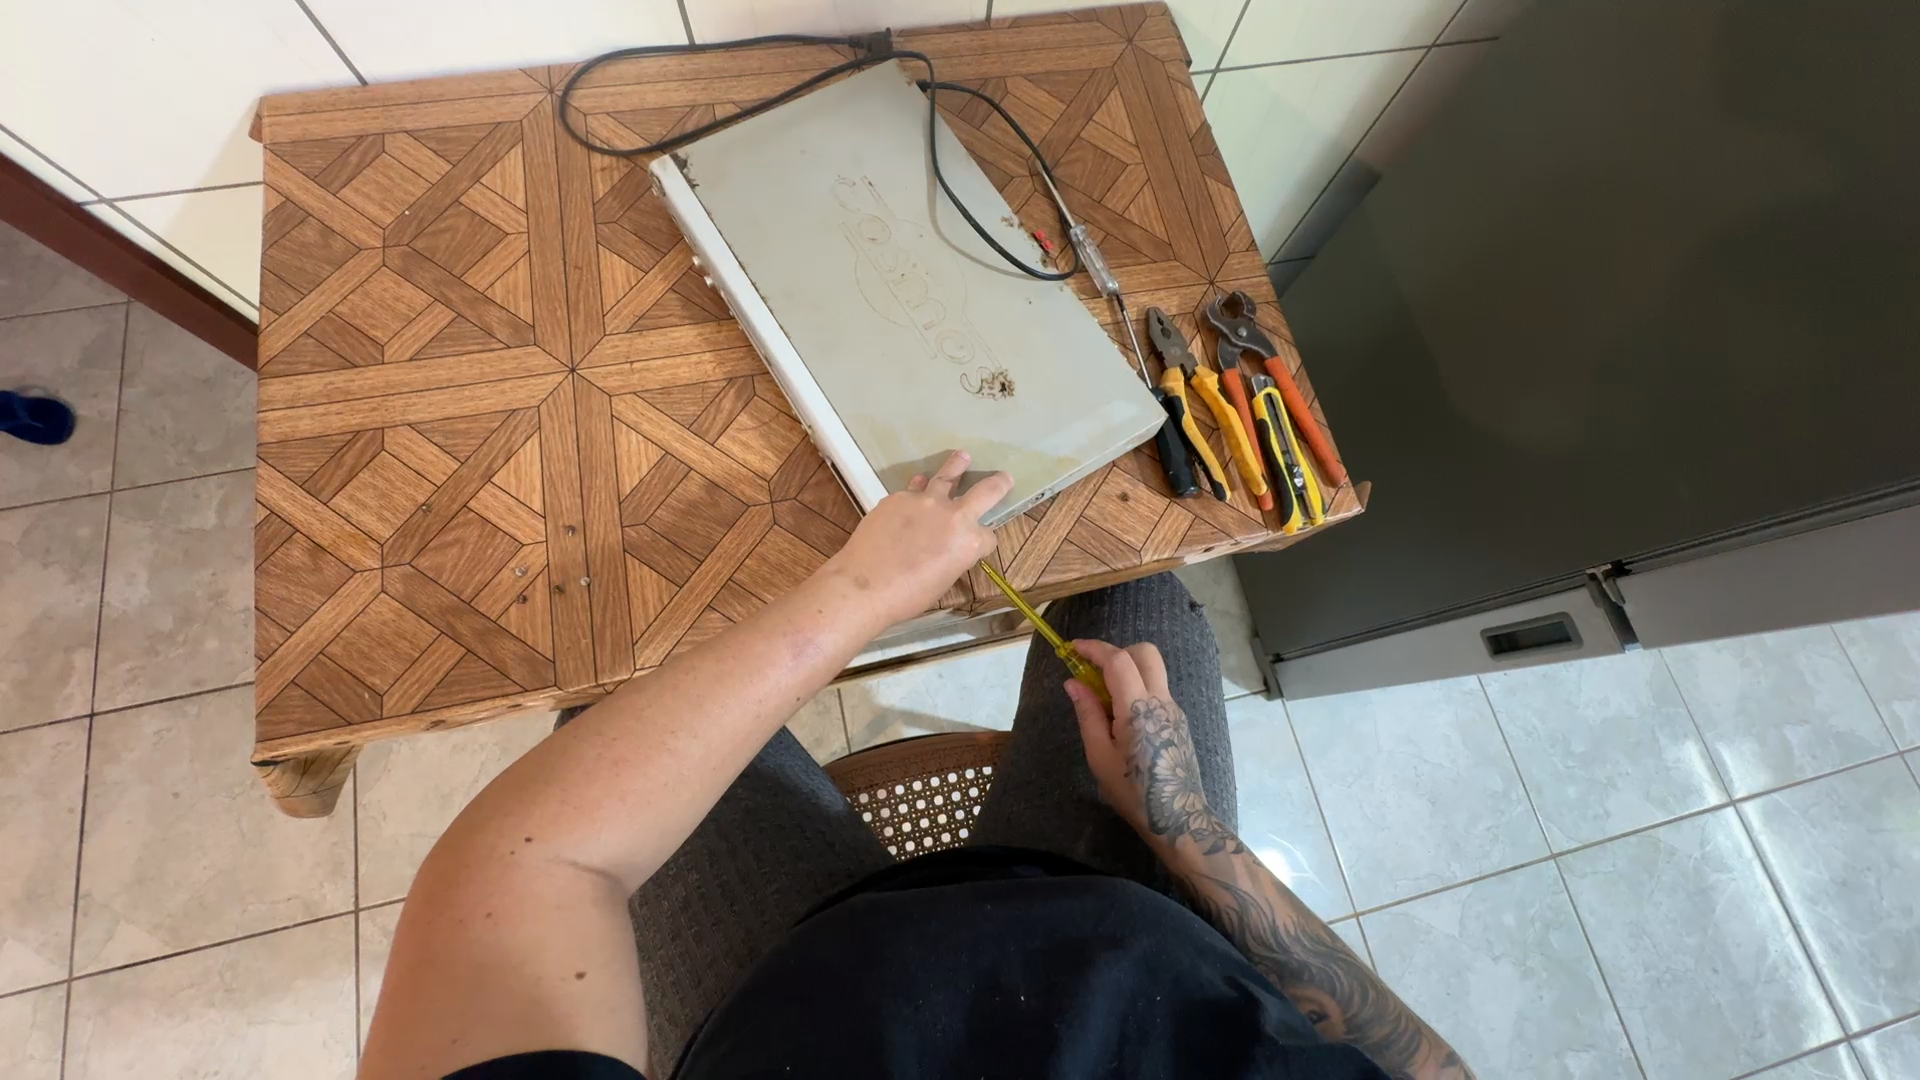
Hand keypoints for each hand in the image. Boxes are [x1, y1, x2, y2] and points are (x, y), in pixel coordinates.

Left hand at [822, 450, 1012, 625]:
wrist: (864, 585)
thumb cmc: (907, 596)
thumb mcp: (943, 581)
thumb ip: (953, 556)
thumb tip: (949, 546)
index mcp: (969, 542)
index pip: (988, 536)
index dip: (983, 543)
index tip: (978, 546)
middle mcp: (953, 515)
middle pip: (985, 492)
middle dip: (998, 483)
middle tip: (1004, 476)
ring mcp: (924, 501)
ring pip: (945, 476)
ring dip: (956, 466)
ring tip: (962, 457)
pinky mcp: (898, 497)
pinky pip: (913, 489)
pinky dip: (918, 489)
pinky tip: (918, 486)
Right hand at [1066, 640, 1241, 858]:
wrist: (1178, 819)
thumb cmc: (1132, 790)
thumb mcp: (1099, 755)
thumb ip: (1087, 713)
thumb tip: (1073, 683)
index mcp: (1138, 708)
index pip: (1118, 660)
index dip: (1094, 648)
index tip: (1073, 648)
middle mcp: (1161, 700)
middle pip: (1145, 653)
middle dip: (1117, 651)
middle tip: (1094, 670)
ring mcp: (1174, 709)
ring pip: (1153, 670)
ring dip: (1127, 670)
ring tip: (1104, 698)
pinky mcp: (1178, 720)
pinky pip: (1156, 689)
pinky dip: (1136, 687)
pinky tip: (1121, 717)